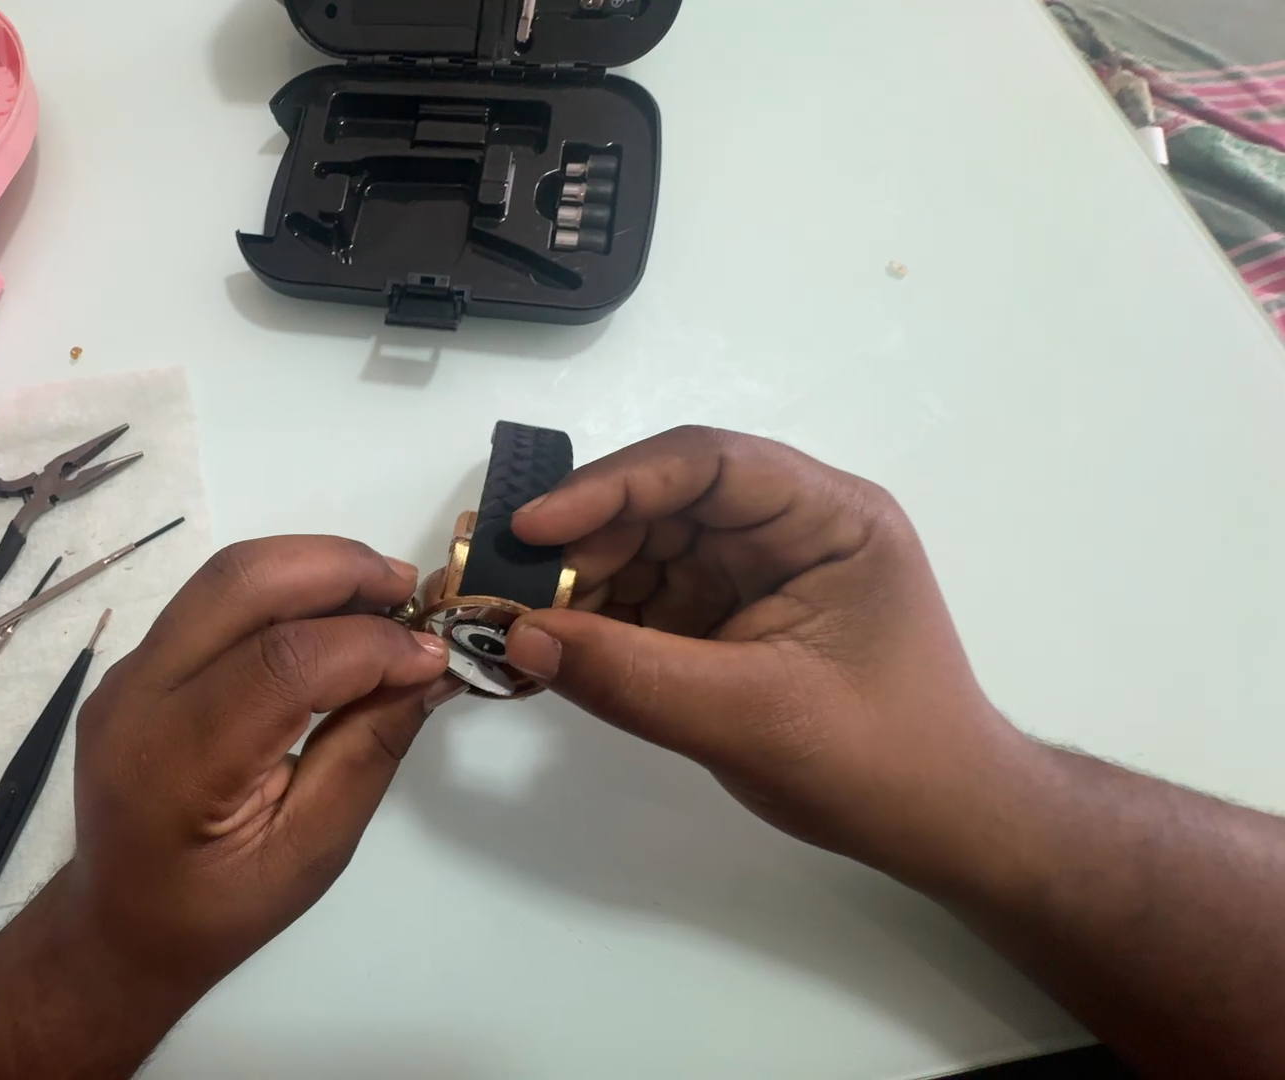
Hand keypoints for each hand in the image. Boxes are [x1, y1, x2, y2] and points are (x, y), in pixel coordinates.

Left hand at [57, 536, 461, 992]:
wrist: (117, 922)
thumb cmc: (217, 910)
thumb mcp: (311, 852)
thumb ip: (369, 751)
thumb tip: (430, 669)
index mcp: (176, 763)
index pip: (282, 664)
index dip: (369, 646)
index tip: (432, 654)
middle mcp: (138, 695)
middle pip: (241, 584)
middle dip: (337, 568)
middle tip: (407, 588)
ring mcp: (128, 670)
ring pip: (225, 575)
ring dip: (312, 565)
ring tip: (380, 590)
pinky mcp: (137, 661)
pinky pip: (214, 598)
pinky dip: (283, 587)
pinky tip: (330, 610)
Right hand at [503, 426, 1033, 877]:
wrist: (933, 827)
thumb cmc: (877, 764)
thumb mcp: (750, 719)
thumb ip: (629, 677)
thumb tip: (517, 638)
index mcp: (823, 519)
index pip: (705, 466)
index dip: (610, 486)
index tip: (532, 529)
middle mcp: (777, 527)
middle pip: (655, 504)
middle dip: (578, 546)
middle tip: (511, 593)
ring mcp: (740, 567)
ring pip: (632, 547)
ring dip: (573, 584)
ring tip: (519, 624)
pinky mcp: (711, 608)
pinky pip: (633, 594)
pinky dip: (586, 618)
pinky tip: (549, 643)